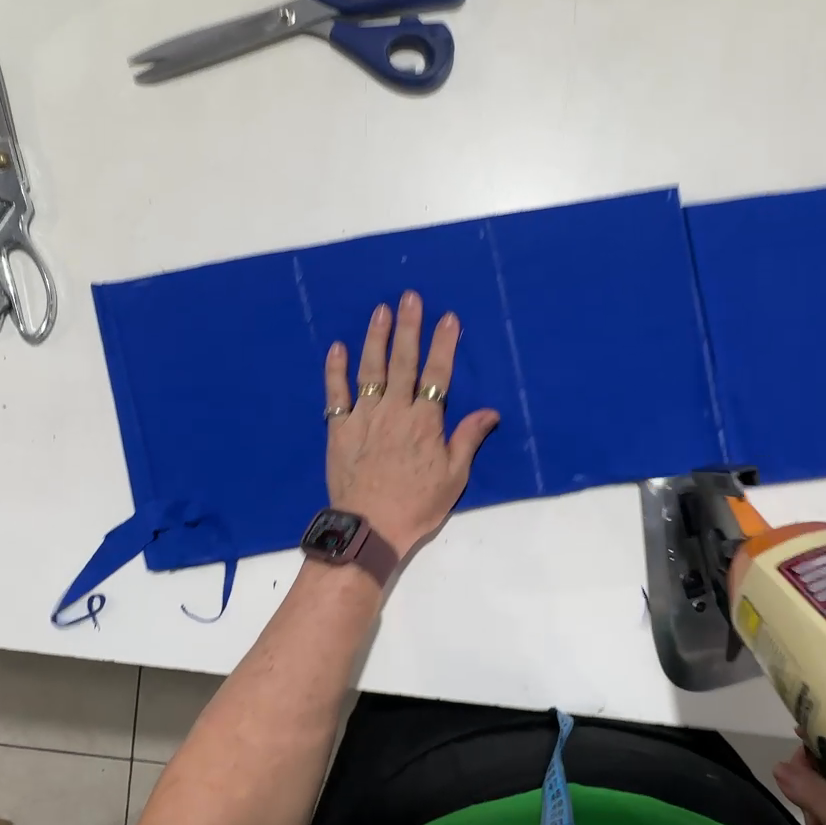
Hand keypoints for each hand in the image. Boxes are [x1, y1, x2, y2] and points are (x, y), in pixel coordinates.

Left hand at [324, 291, 499, 555]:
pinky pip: (336, 393)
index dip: (444, 344)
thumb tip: (490, 411)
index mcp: (425, 421)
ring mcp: (364, 416)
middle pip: (403, 361)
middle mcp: (395, 410)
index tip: (448, 318)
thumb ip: (468, 439)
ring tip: (380, 311)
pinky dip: (335, 370)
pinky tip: (337, 348)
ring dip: (376, 338)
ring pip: (370, 369)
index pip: (437, 374)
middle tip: (410, 297)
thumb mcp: (454, 476)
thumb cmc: (416, 504)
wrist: (369, 527)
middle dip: (408, 327)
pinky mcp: (339, 428)